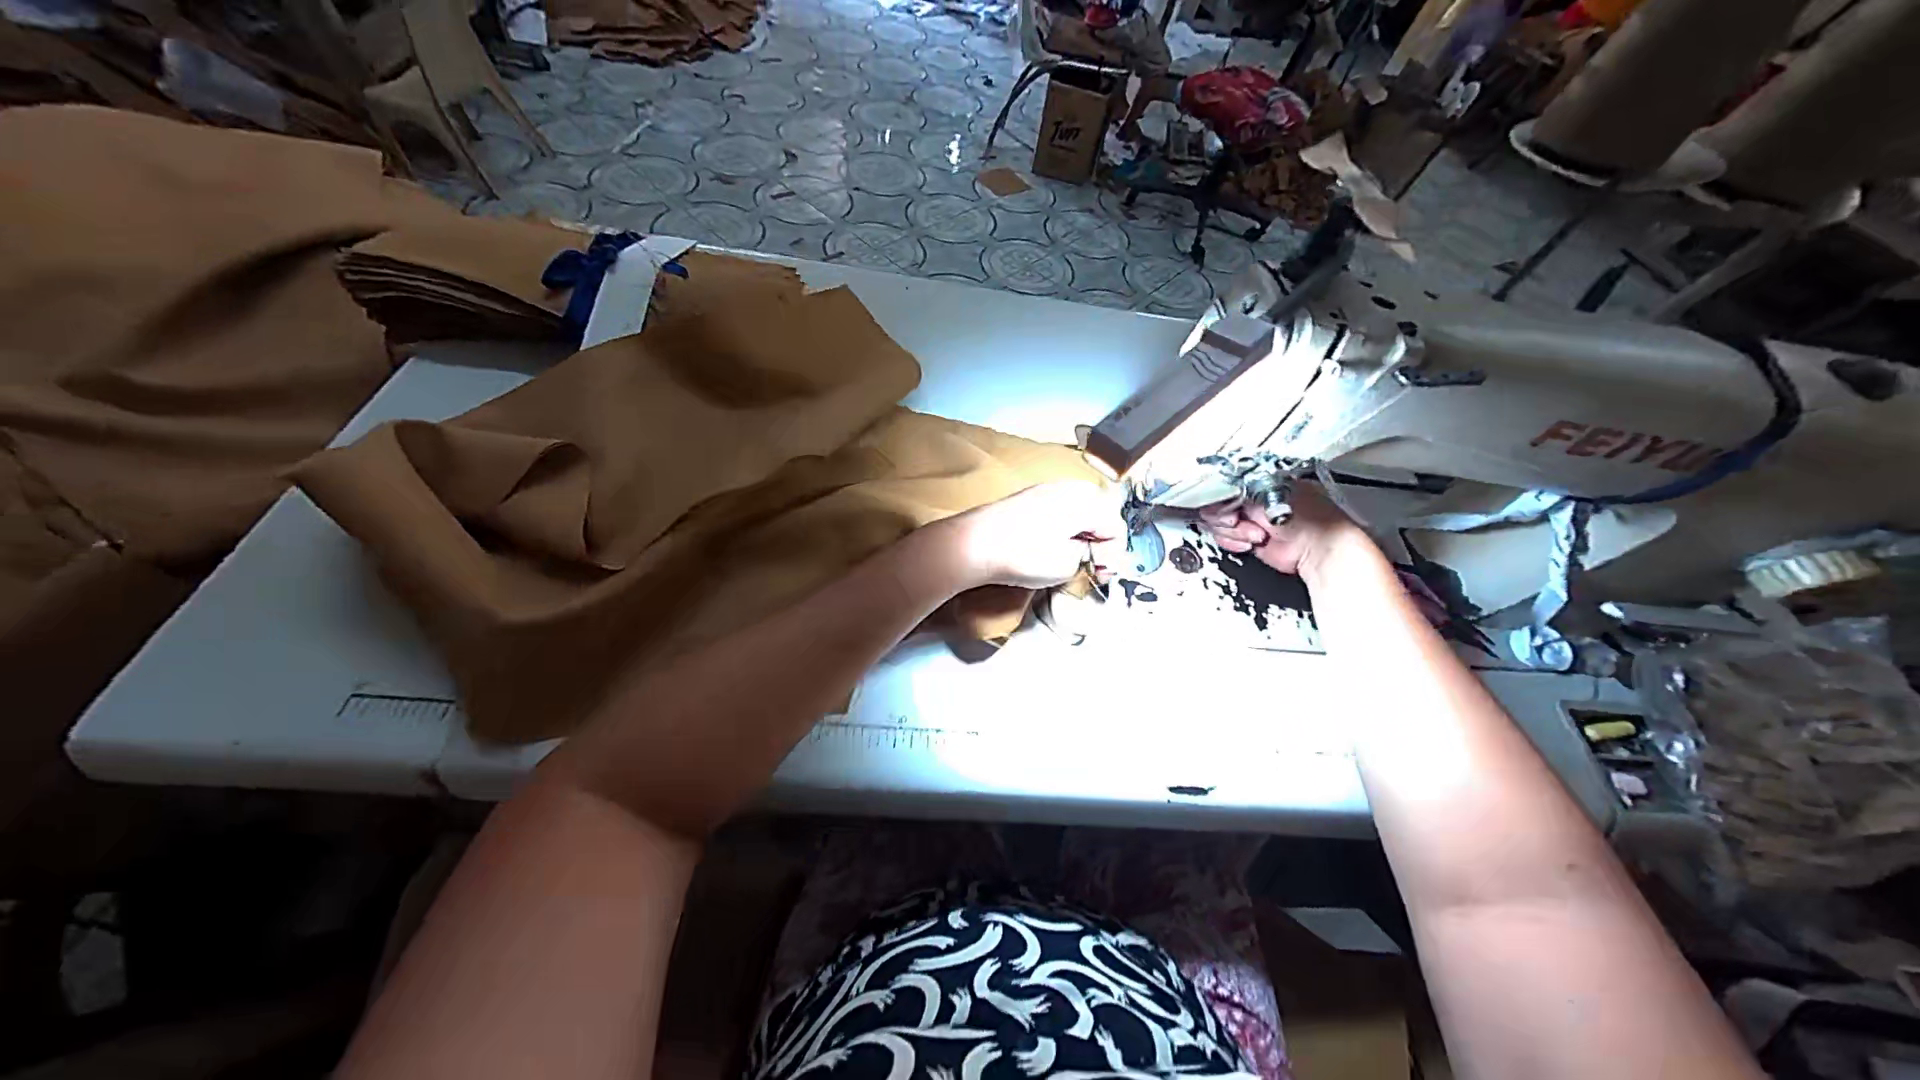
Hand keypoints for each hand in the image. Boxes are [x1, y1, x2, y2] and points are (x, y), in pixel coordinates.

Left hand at [926, 481, 1126, 589]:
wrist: (973, 544)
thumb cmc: (1023, 555)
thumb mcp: (1067, 564)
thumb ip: (1087, 555)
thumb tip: (1086, 550)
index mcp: (1085, 501)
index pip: (1116, 526)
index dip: (1113, 555)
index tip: (1099, 574)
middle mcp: (1068, 488)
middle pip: (1100, 513)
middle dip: (1099, 540)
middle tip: (1090, 564)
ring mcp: (1045, 489)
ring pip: (1079, 509)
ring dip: (1081, 533)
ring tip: (1069, 557)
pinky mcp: (1027, 497)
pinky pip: (1059, 509)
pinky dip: (1063, 526)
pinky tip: (1049, 545)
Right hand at [1199, 482, 1363, 578]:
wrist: (1316, 549)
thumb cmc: (1305, 516)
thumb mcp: (1268, 493)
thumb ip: (1238, 490)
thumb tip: (1215, 492)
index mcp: (1261, 480)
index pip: (1226, 483)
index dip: (1221, 493)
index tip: (1224, 501)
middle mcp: (1253, 499)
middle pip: (1218, 502)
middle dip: (1225, 515)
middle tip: (1238, 520)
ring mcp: (1250, 519)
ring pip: (1218, 522)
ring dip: (1233, 531)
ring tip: (1257, 535)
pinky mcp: (1247, 539)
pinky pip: (1225, 537)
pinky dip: (1233, 541)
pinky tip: (1251, 543)